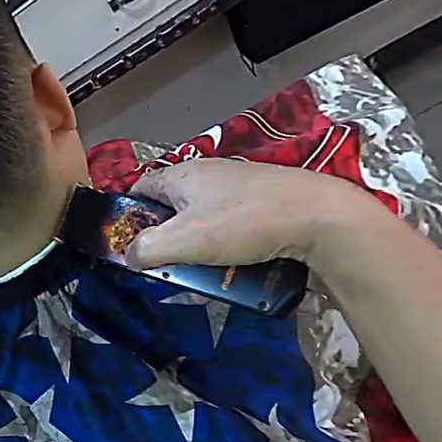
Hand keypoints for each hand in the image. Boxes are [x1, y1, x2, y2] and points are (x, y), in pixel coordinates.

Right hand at [125, 159, 388, 270]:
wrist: (315, 216)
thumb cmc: (245, 224)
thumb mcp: (186, 240)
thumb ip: (149, 248)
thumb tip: (129, 256)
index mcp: (184, 176)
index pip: (141, 187)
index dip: (128, 212)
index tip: (126, 241)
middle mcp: (209, 173)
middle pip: (173, 204)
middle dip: (165, 233)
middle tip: (164, 262)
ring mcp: (239, 185)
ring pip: (204, 215)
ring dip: (197, 241)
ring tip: (201, 267)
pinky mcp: (263, 200)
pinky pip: (231, 222)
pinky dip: (226, 241)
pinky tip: (235, 260)